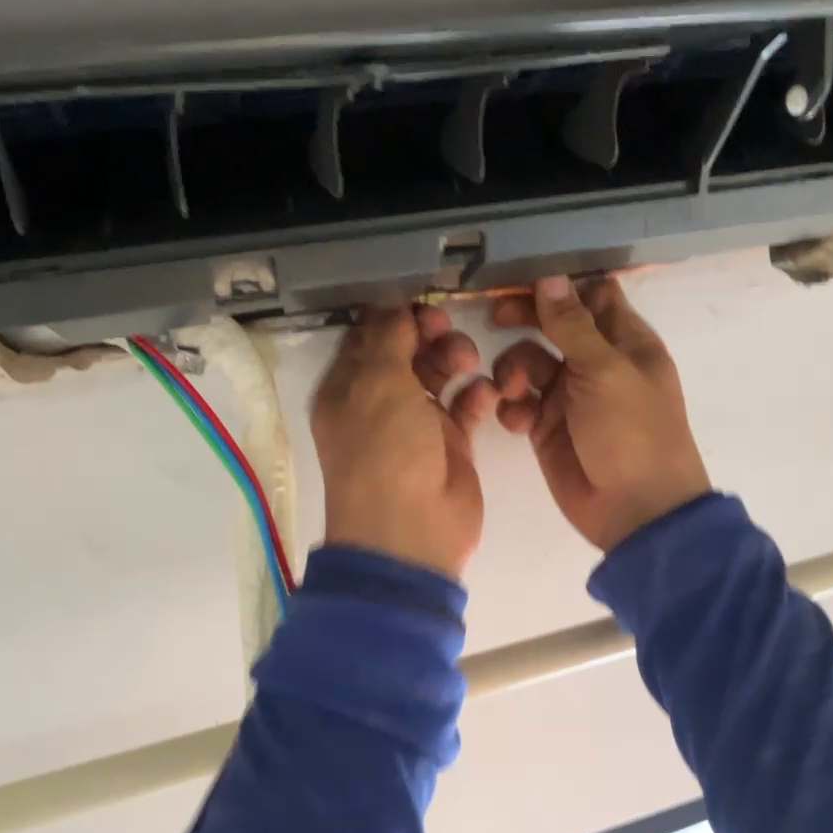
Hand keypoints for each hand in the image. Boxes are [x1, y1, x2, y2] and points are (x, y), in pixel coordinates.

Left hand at [311, 306, 499, 578]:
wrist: (412, 533)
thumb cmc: (384, 451)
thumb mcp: (377, 385)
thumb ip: (387, 338)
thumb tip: (392, 305)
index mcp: (347, 388)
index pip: (367, 336)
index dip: (393, 314)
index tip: (421, 299)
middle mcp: (378, 401)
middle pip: (405, 350)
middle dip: (427, 333)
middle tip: (445, 326)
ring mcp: (415, 422)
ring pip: (436, 371)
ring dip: (453, 357)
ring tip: (467, 361)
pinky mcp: (450, 442)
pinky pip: (465, 403)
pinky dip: (476, 392)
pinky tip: (484, 392)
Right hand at [492, 276, 710, 552]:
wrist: (635, 513)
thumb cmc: (632, 433)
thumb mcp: (606, 372)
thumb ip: (573, 325)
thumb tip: (551, 278)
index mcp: (624, 342)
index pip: (591, 296)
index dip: (559, 286)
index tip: (522, 280)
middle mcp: (595, 363)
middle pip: (551, 324)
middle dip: (524, 320)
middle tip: (495, 319)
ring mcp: (568, 395)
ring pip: (527, 361)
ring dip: (513, 370)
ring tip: (512, 391)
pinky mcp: (545, 427)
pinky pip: (518, 402)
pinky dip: (512, 407)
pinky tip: (516, 422)